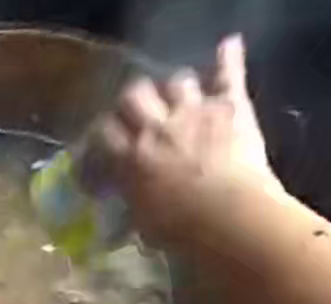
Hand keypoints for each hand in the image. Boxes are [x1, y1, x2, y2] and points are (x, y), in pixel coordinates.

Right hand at [87, 34, 281, 244]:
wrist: (226, 214)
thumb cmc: (175, 228)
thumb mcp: (139, 218)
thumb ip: (130, 196)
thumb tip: (122, 196)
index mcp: (129, 160)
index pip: (103, 133)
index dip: (101, 133)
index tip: (103, 140)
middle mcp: (156, 128)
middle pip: (134, 95)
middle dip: (132, 101)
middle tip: (135, 113)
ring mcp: (193, 112)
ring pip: (174, 81)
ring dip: (173, 88)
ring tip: (176, 98)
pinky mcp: (229, 104)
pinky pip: (228, 71)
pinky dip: (228, 57)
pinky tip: (226, 46)